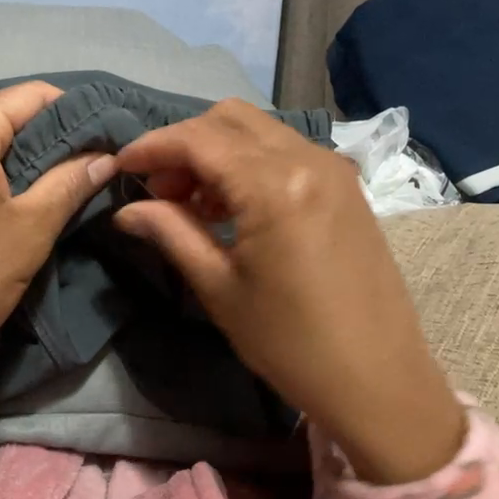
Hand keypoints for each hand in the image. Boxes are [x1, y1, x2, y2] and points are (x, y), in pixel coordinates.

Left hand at [0, 82, 117, 379]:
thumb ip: (70, 182)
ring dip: (26, 159)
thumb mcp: (30, 230)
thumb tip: (107, 156)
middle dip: (52, 138)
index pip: (33, 95)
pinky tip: (18, 201)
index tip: (108, 142)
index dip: (76, 113)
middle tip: (92, 168)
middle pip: (8, 115)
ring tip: (62, 186)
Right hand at [113, 100, 464, 483]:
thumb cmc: (290, 342)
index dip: (153, 147)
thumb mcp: (220, 289)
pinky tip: (233, 208)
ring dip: (218, 152)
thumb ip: (172, 233)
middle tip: (160, 190)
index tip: (121, 167)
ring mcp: (334, 170)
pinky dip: (251, 164)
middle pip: (230, 120)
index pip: (199, 139)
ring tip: (192, 203)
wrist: (377, 378)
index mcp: (275, 185)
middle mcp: (308, 159)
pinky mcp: (347, 188)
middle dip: (185, 143)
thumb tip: (128, 210)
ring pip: (260, 132)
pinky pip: (287, 152)